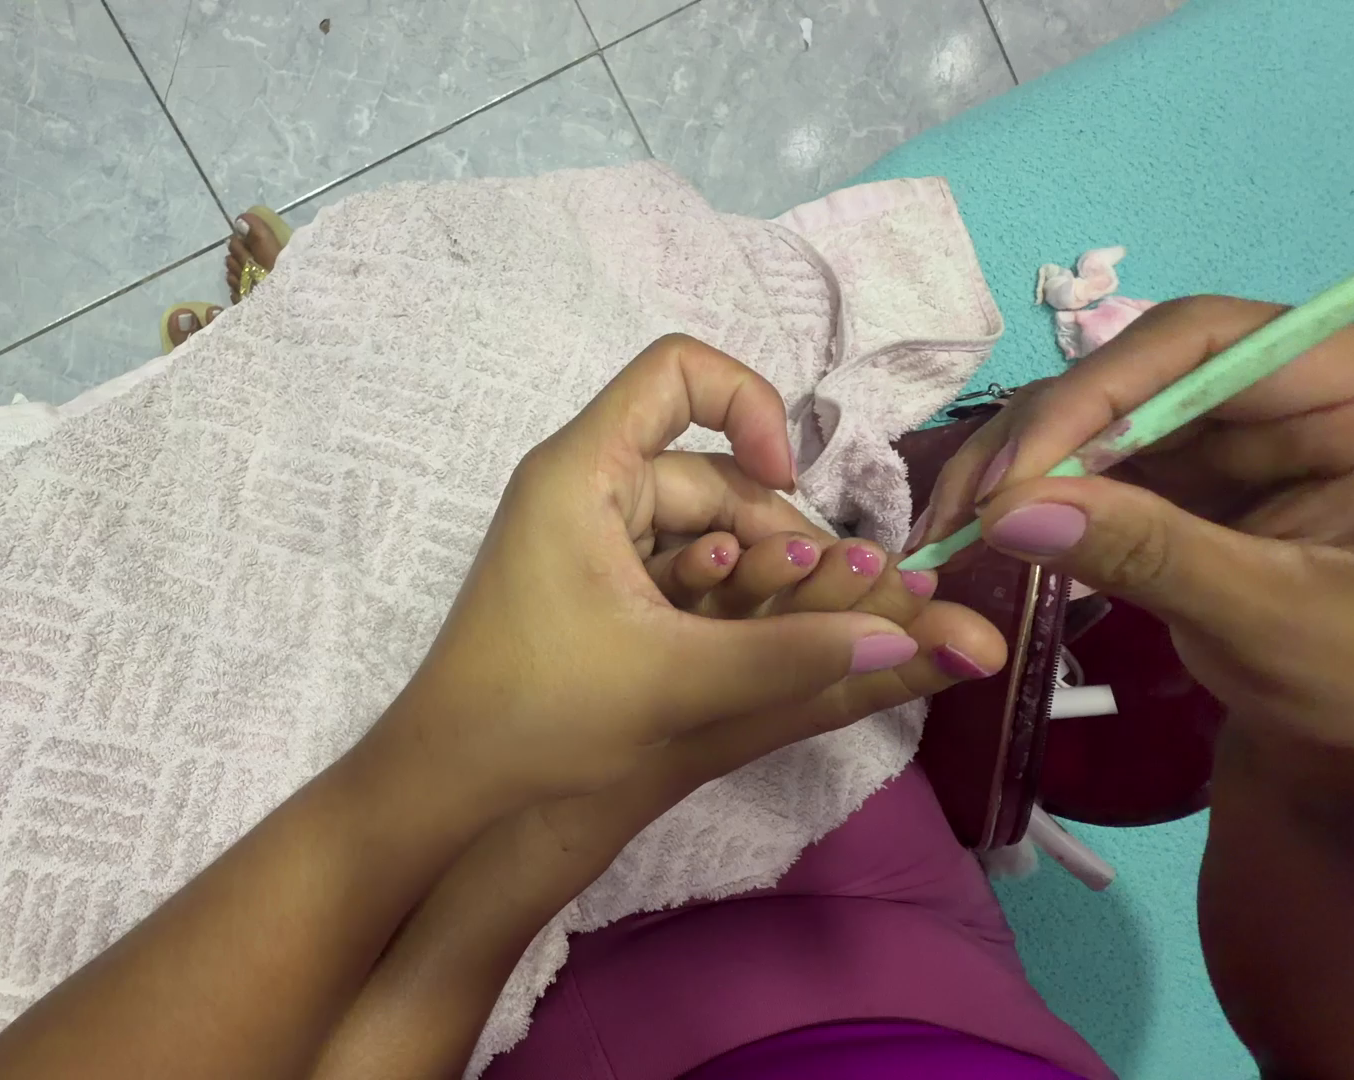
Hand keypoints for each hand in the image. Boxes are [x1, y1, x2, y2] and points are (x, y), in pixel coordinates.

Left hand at [376, 334, 933, 801]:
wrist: (453, 769)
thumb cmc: (541, 711)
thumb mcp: (675, 678)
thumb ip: (793, 656)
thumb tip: (901, 640)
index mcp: (582, 471)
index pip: (675, 373)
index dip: (747, 402)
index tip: (786, 478)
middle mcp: (581, 485)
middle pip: (702, 468)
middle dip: (769, 528)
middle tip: (829, 605)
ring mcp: (581, 532)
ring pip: (692, 522)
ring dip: (748, 568)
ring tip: (797, 631)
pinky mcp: (586, 575)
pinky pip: (667, 559)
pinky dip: (710, 590)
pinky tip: (741, 640)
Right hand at [911, 295, 1353, 756]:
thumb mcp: (1287, 626)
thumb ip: (1149, 556)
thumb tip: (1004, 513)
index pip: (1202, 344)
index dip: (1086, 397)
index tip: (1006, 483)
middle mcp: (1293, 391)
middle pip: (1123, 377)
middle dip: (1025, 446)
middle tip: (951, 520)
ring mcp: (1233, 433)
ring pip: (1085, 420)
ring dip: (1006, 476)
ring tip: (947, 535)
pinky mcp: (1188, 475)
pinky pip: (1085, 469)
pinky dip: (1024, 504)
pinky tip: (978, 537)